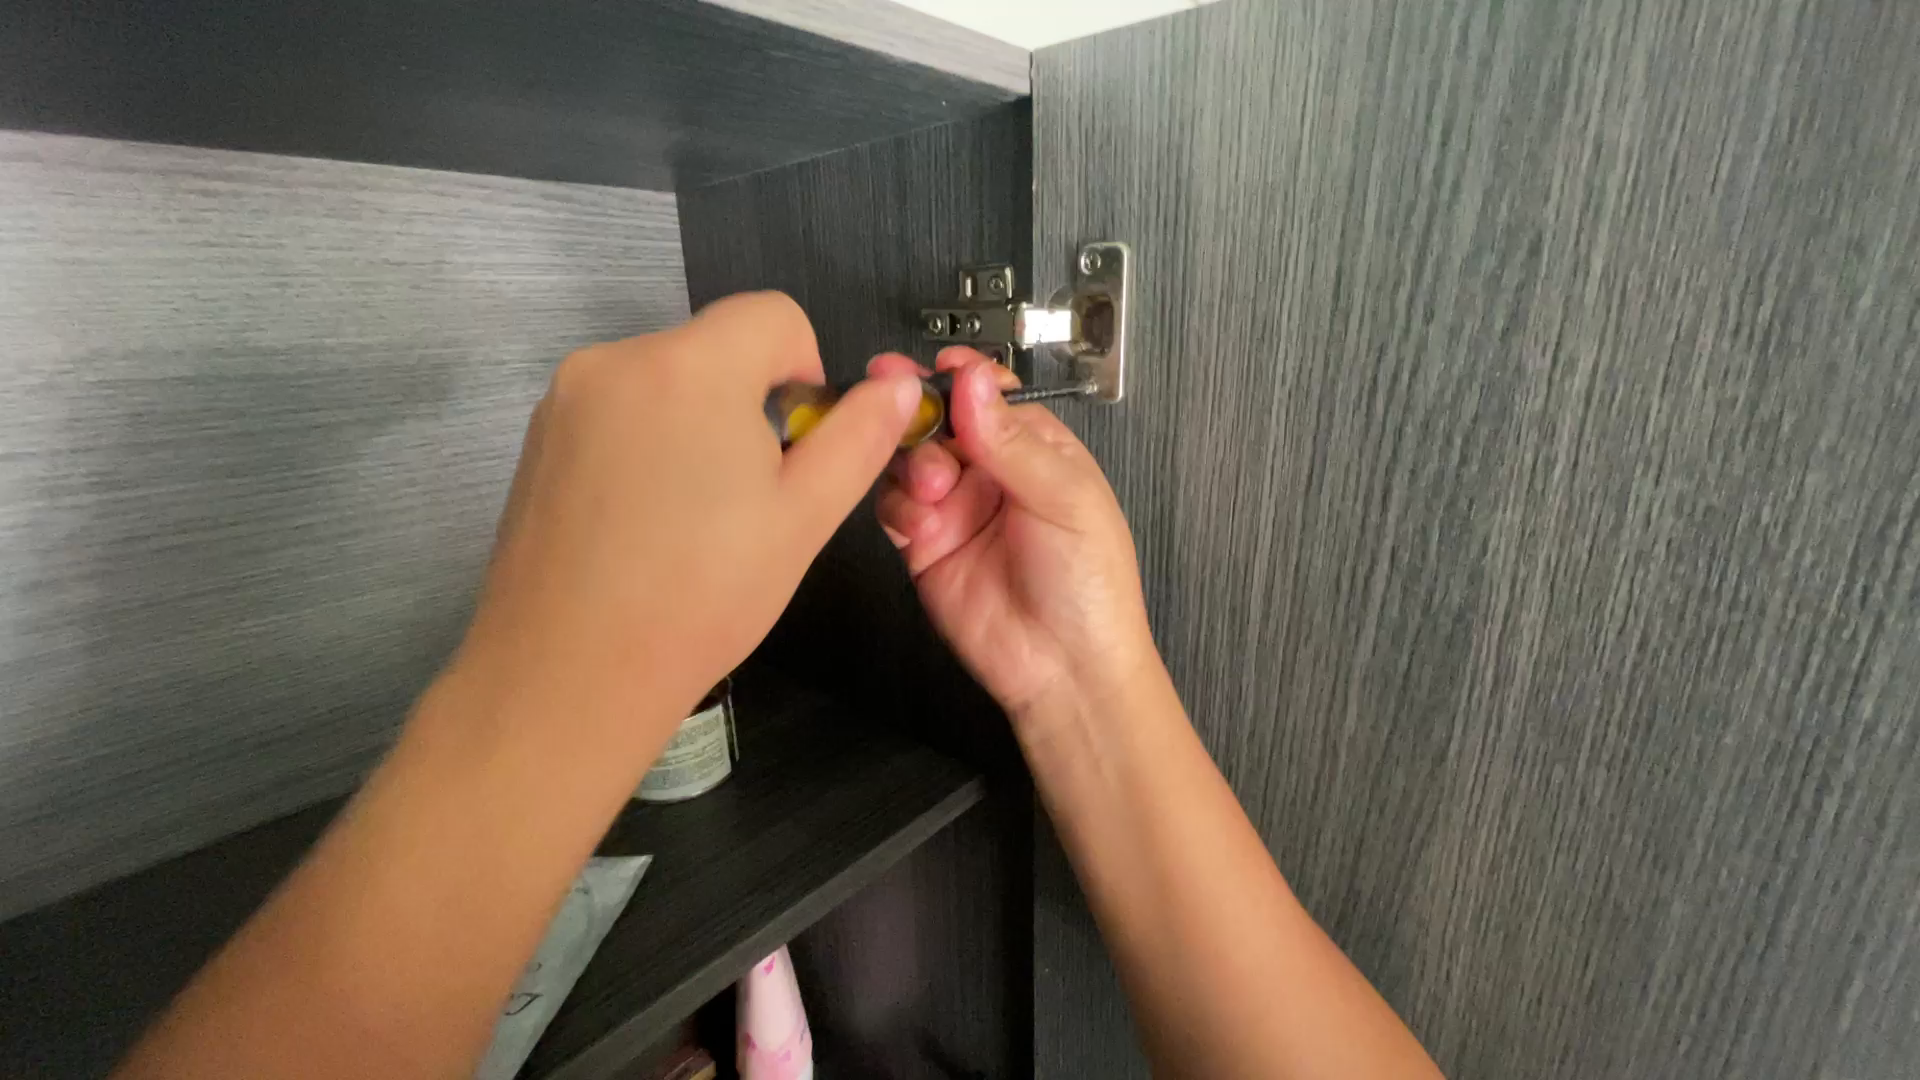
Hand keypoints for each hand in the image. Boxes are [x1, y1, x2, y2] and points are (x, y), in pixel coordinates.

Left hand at [454, 293, 922, 743]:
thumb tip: (898, 385)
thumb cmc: (705, 595)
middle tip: (752, 496)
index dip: (807, 368)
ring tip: (697, 518)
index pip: (774, 314)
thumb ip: (859, 438)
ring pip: (671, 380)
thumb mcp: (805, 517)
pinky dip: (653, 443)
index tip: (798, 442)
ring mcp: (566, 398)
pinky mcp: (539, 438)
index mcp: (690, 368)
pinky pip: (622, 410)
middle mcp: (616, 360)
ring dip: (703, 424)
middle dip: (752, 403)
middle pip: (719, 347)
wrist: (570, 675)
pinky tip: (648, 522)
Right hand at [870, 348, 1156, 725]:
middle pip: (939, 422)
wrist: (1064, 670)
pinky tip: (922, 523)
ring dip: (910, 463)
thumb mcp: (1065, 501)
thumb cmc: (1088, 582)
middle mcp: (991, 473)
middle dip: (922, 418)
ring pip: (909, 459)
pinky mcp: (923, 545)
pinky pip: (894, 507)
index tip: (934, 370)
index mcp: (1036, 450)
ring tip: (933, 489)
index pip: (988, 396)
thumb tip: (973, 381)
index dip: (960, 380)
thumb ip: (1013, 442)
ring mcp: (955, 509)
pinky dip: (898, 506)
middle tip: (909, 419)